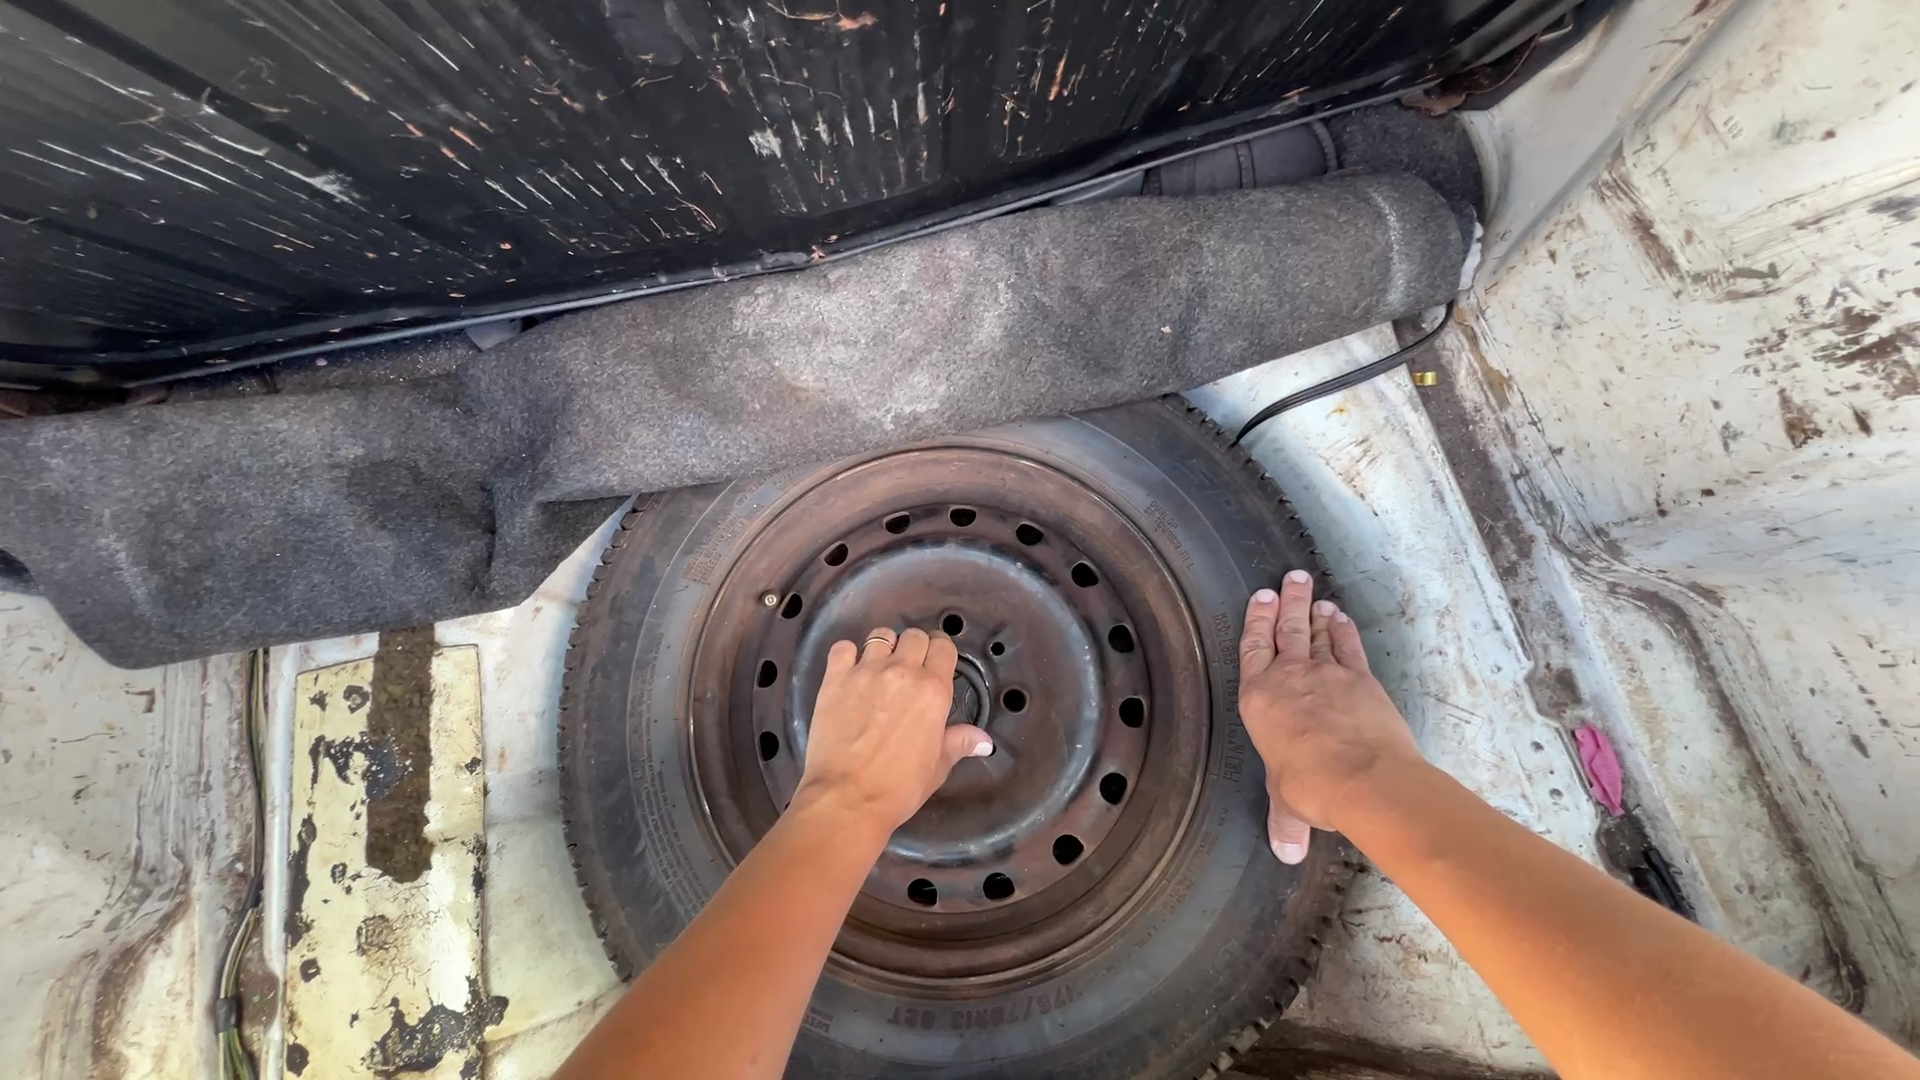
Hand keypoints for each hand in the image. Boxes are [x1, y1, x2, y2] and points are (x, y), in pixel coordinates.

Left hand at [793, 626, 994, 834]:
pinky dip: (848, 654)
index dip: (941, 651)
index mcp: (933, 690)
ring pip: (880, 635)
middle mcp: (902, 672)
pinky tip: (849, 670)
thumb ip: (959, 743)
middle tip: (910, 668)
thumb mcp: (937, 766)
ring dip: (884, 647)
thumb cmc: (898, 787)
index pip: (944, 647)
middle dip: (915, 647)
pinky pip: (843, 647)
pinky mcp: (835, 679)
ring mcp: (866, 671)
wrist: (847, 797)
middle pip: (914, 636)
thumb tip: (984, 741)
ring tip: (880, 666)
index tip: (936, 663)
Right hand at [1239, 569, 1422, 863]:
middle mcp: (1288, 677)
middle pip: (1286, 630)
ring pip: (1316, 632)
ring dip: (1313, 609)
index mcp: (1259, 698)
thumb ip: (1285, 821)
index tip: (1260, 598)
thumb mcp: (1288, 803)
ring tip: (1310, 589)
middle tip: (1289, 579)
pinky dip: (1344, 629)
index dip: (1256, 622)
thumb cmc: (1311, 786)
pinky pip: (1348, 647)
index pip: (1252, 649)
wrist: (1364, 779)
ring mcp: (1327, 674)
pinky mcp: (1361, 680)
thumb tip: (1285, 853)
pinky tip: (1341, 616)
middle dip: (1286, 603)